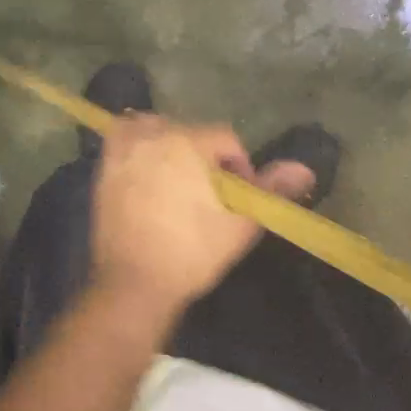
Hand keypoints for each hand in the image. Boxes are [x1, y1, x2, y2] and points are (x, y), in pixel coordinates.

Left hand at [91, 115, 259, 313]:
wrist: (134, 283)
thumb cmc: (192, 253)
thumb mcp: (240, 225)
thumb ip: (270, 191)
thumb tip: (305, 169)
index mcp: (190, 142)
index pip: (226, 138)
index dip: (239, 166)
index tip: (238, 196)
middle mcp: (156, 134)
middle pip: (192, 132)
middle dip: (206, 157)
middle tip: (209, 194)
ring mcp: (126, 148)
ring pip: (157, 128)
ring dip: (171, 144)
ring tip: (178, 180)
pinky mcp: (105, 165)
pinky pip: (122, 135)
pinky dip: (136, 141)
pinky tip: (145, 168)